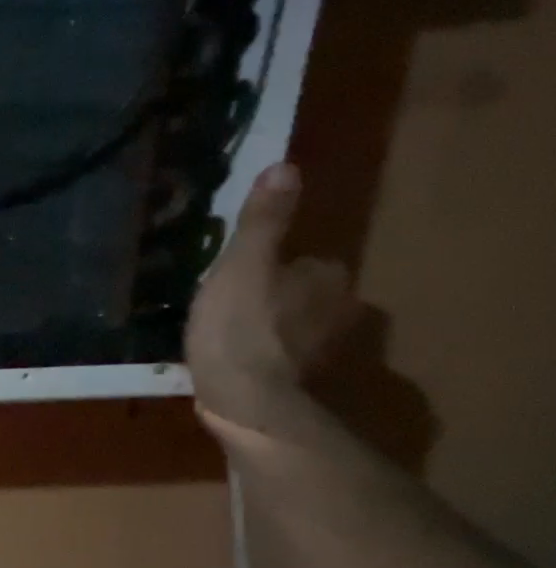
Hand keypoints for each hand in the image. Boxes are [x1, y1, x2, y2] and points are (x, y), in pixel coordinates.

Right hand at [187, 163, 362, 430]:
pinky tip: (234, 367)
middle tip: (229, 308)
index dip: (274, 267)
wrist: (246, 402)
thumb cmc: (240, 328)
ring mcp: (324, 353)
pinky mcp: (301, 386)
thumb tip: (285, 164)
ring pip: (295, 331)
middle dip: (276, 301)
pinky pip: (281, 362)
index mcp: (328, 277)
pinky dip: (264, 362)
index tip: (240, 278)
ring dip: (270, 333)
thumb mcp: (241, 265)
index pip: (307, 262)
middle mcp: (341, 311)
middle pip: (304, 297)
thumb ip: (262, 222)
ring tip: (226, 340)